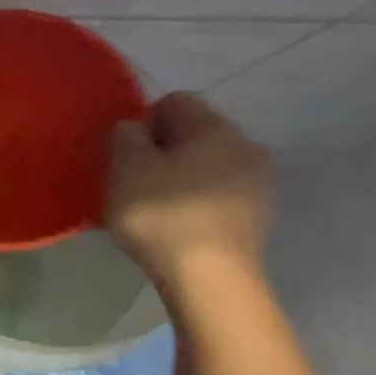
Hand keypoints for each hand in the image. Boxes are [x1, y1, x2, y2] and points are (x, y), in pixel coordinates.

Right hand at [107, 92, 270, 293]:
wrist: (209, 272)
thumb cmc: (161, 214)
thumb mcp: (128, 171)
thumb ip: (126, 139)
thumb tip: (132, 126)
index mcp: (215, 129)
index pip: (176, 102)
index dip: (141, 119)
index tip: (119, 150)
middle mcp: (245, 146)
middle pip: (194, 134)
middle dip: (160, 150)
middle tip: (128, 179)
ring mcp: (256, 180)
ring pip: (205, 164)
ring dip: (176, 176)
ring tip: (147, 204)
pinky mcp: (254, 211)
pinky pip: (215, 191)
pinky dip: (190, 199)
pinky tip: (171, 223)